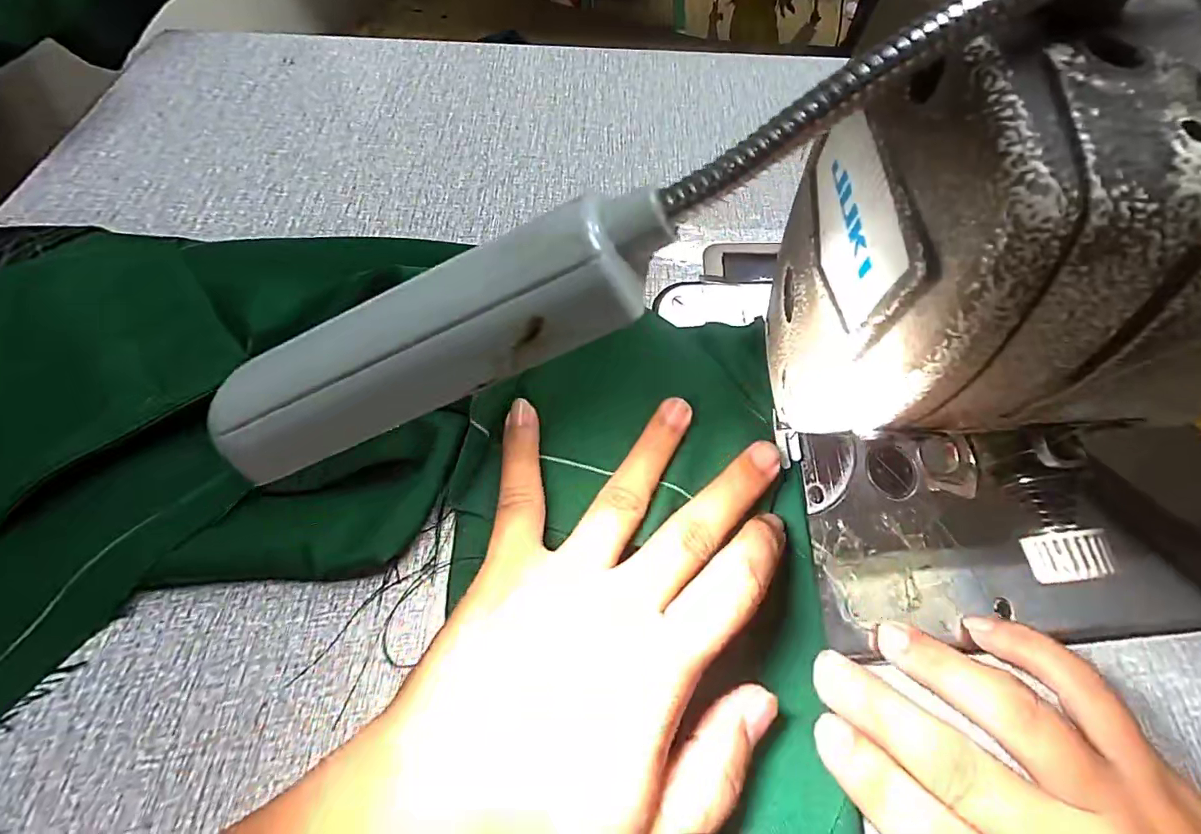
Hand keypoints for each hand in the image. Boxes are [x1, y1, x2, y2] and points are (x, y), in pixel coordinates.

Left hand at [237, 397, 787, 833]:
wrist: (424, 812)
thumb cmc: (536, 824)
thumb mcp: (643, 830)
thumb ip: (711, 770)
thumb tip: (763, 701)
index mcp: (659, 666)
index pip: (732, 589)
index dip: (761, 550)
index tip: (775, 524)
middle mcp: (618, 607)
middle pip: (692, 531)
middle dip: (733, 488)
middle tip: (761, 453)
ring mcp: (561, 580)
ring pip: (622, 500)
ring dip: (653, 450)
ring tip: (677, 410)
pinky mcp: (506, 572)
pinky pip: (520, 502)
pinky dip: (521, 455)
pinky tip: (524, 412)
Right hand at [811, 617, 1200, 833]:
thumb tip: (893, 811)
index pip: (933, 829)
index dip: (872, 776)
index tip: (829, 731)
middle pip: (961, 766)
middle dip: (885, 710)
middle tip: (835, 669)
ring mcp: (1125, 800)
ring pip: (1017, 712)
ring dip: (946, 667)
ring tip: (895, 635)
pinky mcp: (1156, 769)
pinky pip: (1086, 688)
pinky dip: (1030, 647)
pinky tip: (984, 625)